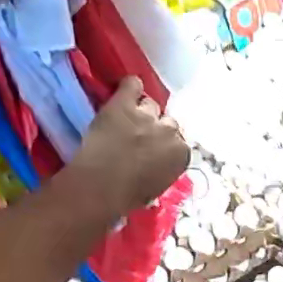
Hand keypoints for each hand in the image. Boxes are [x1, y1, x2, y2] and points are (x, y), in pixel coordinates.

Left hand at [64, 78, 189, 217]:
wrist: (102, 186)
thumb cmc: (128, 197)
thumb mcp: (154, 189)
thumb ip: (161, 172)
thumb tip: (154, 169)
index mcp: (181, 155)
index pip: (180, 144)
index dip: (166, 147)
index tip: (155, 153)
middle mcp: (169, 131)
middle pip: (169, 122)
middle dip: (157, 129)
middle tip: (141, 139)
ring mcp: (146, 116)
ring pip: (150, 105)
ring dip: (142, 112)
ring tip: (128, 120)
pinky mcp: (123, 104)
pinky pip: (132, 84)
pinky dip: (130, 86)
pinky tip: (126, 90)